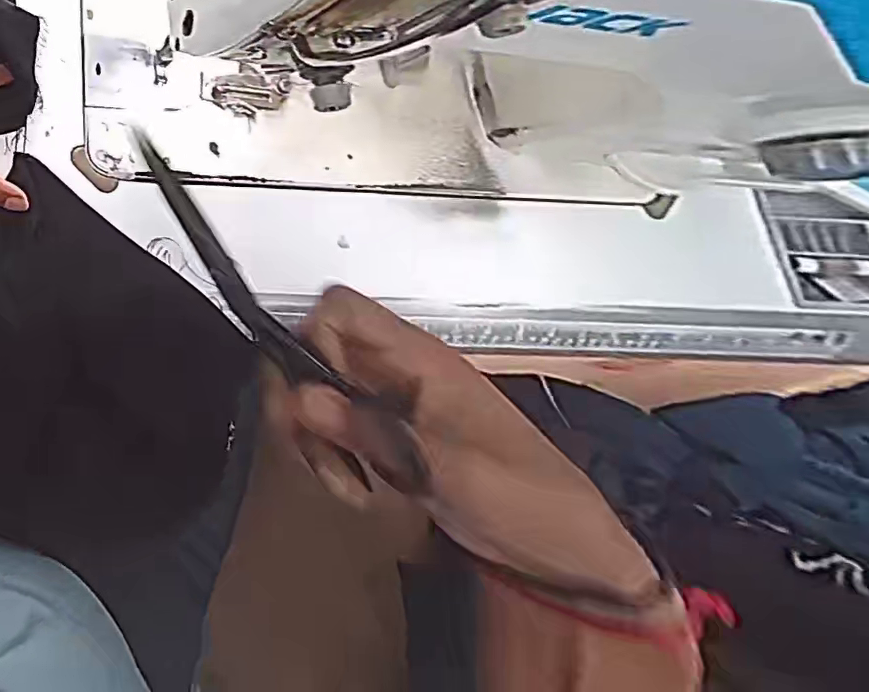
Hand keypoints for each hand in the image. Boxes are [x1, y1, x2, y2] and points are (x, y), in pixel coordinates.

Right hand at [285, 286, 662, 602]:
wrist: (569, 559)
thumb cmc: (533, 504)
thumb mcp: (452, 471)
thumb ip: (373, 432)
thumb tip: (303, 397)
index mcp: (417, 358)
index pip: (340, 309)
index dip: (314, 338)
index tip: (315, 390)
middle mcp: (391, 368)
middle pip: (310, 351)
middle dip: (299, 399)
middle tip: (311, 442)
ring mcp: (381, 397)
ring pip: (309, 388)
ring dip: (307, 433)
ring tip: (341, 476)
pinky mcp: (375, 428)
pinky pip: (323, 420)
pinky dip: (321, 449)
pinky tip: (349, 480)